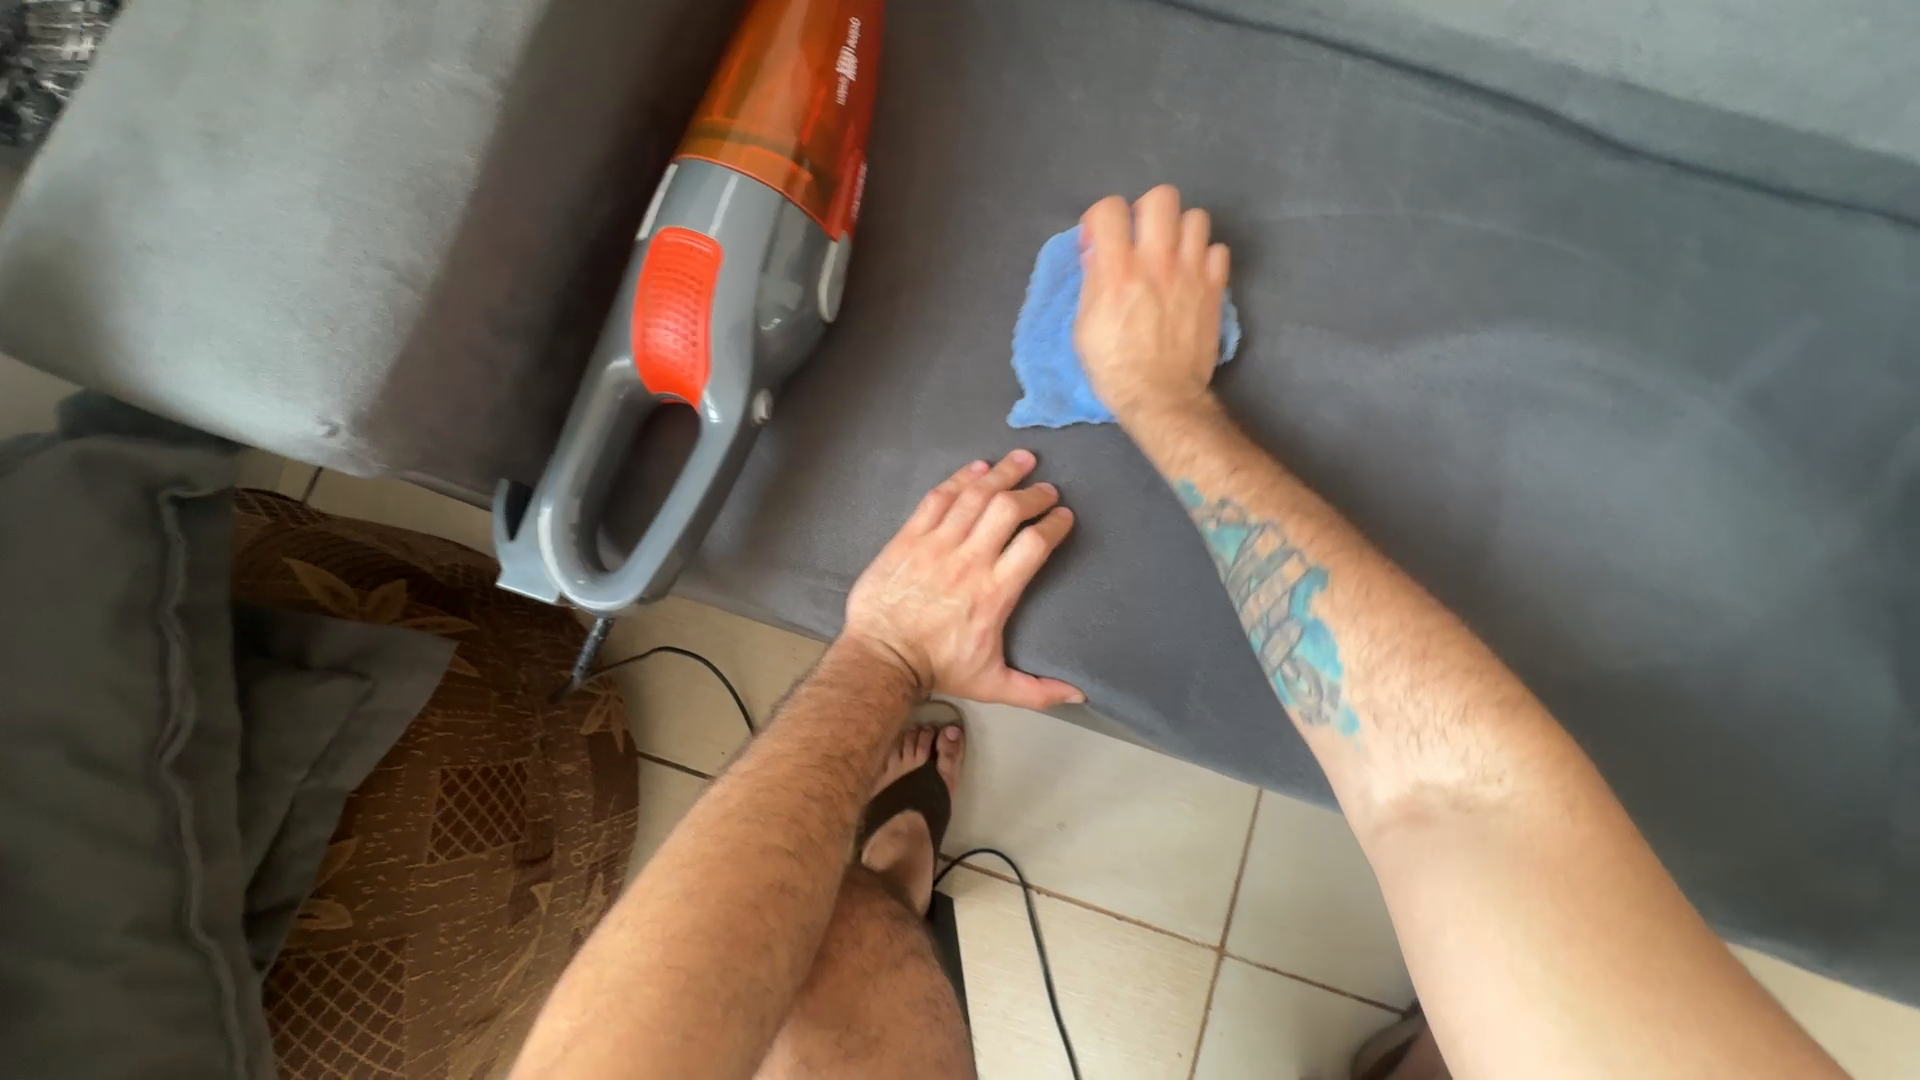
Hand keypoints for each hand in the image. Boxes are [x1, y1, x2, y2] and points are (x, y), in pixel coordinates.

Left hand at [843, 450, 1085, 708]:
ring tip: (1021, 460)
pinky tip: (977, 468)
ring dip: (1002, 474)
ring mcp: (937, 545)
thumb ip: (1037, 689)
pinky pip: (938, 498)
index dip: (1055, 524)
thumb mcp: (993, 684)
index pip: (1035, 544)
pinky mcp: (909, 537)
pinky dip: (960, 479)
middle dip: (1033, 494)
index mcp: (994, 592)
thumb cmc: (938, 669)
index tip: (1065, 516)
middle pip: (1008, 509)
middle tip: (1047, 489)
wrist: (882, 658)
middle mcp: (969, 561)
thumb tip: (1078, 696)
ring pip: (975, 496)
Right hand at [1075, 185, 1231, 423]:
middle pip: (1161, 197)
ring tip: (1170, 254)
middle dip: (1146, 211)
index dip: (1100, 218)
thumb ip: (1092, 282)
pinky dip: (1204, 257)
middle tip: (1139, 237)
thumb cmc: (1114, 368)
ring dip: (1179, 231)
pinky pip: (1217, 250)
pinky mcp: (1215, 288)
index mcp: (1117, 270)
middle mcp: (1157, 260)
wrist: (1160, 396)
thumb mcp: (1085, 326)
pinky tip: (1192, 275)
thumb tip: (1097, 253)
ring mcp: (1191, 271)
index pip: (1109, 209)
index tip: (1098, 240)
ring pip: (1195, 217)